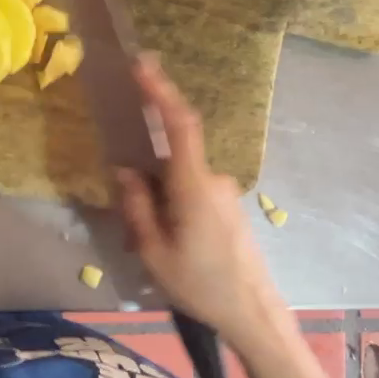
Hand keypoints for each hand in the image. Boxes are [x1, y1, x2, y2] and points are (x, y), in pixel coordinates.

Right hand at [115, 56, 290, 352]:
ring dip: (158, 207)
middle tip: (133, 232)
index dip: (161, 91)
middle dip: (145, 186)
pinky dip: (172, 214)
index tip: (143, 64)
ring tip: (148, 252)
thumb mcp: (153, 251)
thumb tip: (125, 172)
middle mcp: (214, 181)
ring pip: (178, 186)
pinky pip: (191, 197)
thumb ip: (137, 207)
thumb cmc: (200, 285)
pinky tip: (170, 252)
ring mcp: (224, 194)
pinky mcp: (228, 209)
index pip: (179, 126)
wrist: (253, 313)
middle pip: (169, 163)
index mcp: (193, 187)